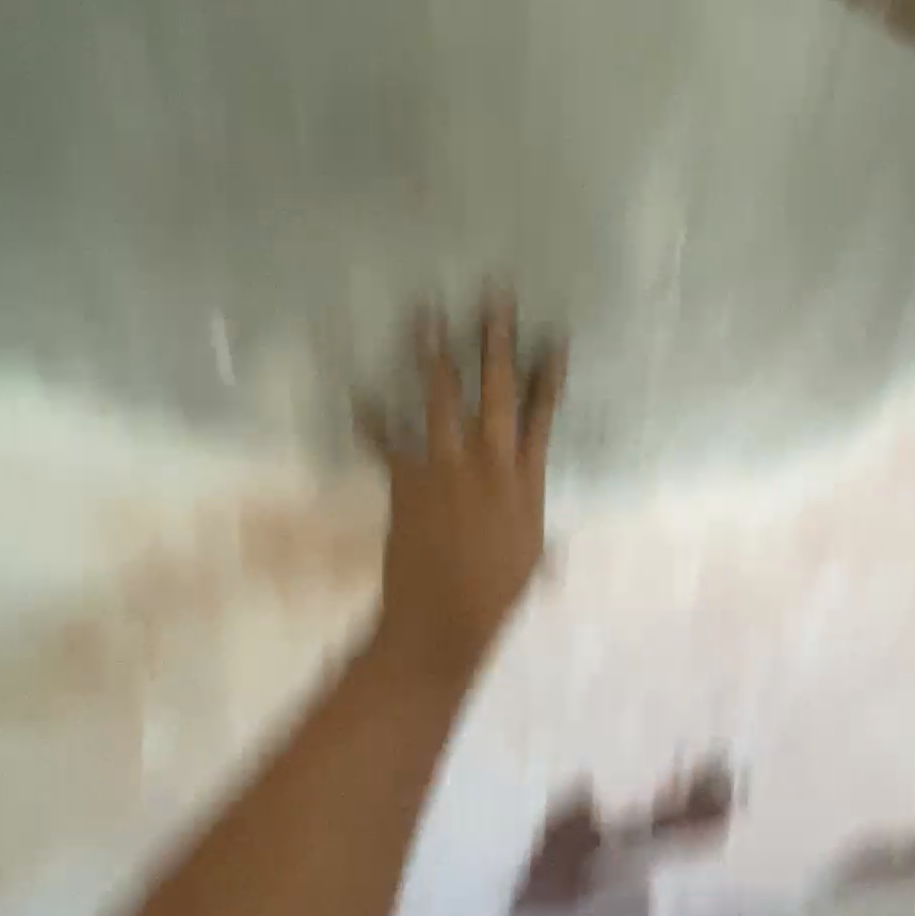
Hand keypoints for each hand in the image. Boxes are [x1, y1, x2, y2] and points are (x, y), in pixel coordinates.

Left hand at [357, 297, 567, 678]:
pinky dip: (372, 417)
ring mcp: (448, 465)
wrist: (446, 616)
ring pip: (443, 396)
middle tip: (494, 299)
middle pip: (498, 389)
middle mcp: (491, 460)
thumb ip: (533, 518)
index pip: (543, 413)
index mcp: (526, 477)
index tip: (553, 338)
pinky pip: (387, 438)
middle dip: (497, 341)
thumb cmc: (497, 588)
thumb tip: (543, 521)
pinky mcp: (409, 478)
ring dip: (435, 353)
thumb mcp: (531, 549)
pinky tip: (360, 391)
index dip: (549, 374)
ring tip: (428, 314)